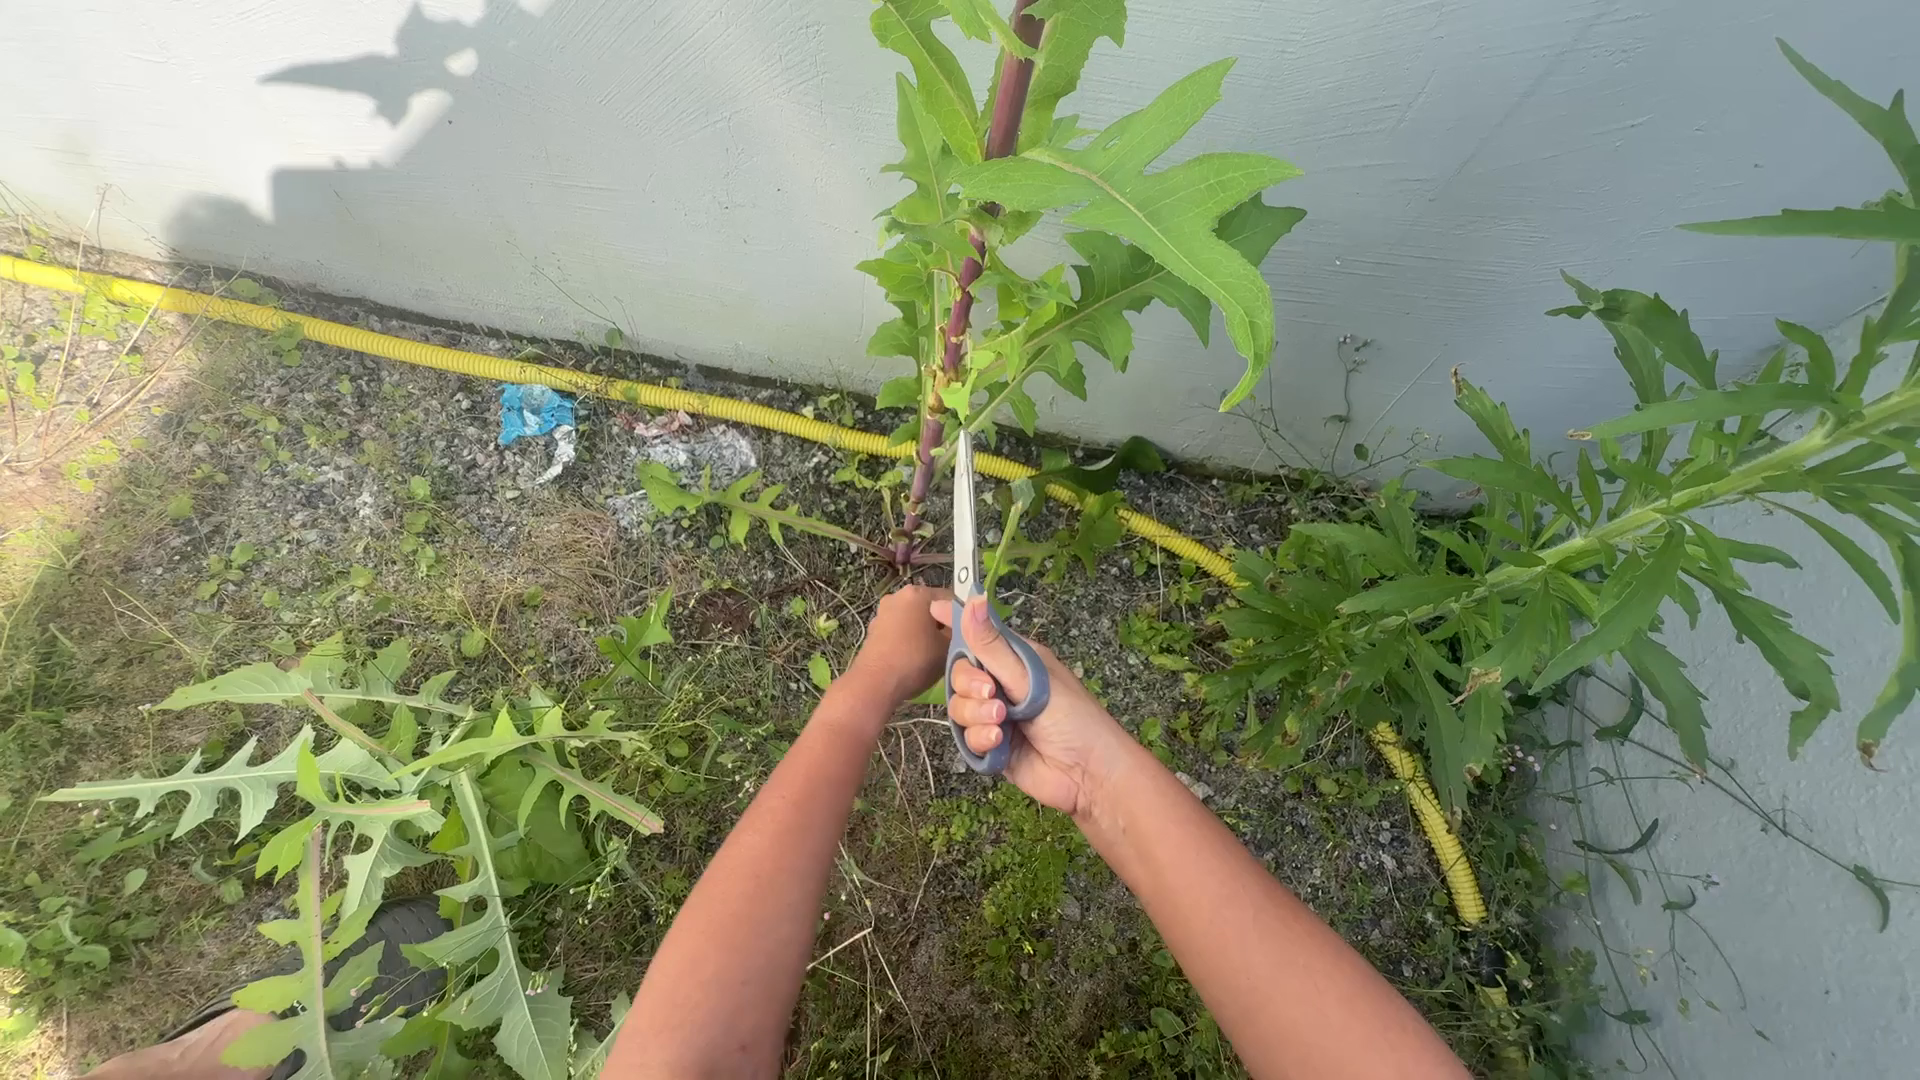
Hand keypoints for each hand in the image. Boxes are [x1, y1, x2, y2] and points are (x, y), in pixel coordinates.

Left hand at [843, 585, 951, 704]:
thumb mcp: (948, 646)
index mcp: (918, 593)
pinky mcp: (873, 630)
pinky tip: (912, 659)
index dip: (962, 619)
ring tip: (931, 655)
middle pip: (930, 608)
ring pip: (913, 620)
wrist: (875, 683)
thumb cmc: (916, 660)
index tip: (965, 637)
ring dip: (924, 632)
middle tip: (949, 647)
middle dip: (941, 625)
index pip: (950, 598)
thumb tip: (961, 626)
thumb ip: (959, 631)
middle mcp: (897, 596)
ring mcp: (883, 613)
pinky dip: (908, 640)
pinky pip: (899, 630)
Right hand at [932, 595, 1131, 816]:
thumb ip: (994, 646)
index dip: (957, 623)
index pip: (980, 634)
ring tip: (1001, 723)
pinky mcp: (991, 745)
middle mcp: (1003, 684)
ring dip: (975, 714)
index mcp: (1016, 660)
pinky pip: (967, 737)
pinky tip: (998, 743)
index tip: (933, 610)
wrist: (1088, 774)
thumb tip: (974, 600)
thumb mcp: (1031, 678)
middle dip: (969, 684)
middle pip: (961, 674)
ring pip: (960, 706)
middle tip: (991, 693)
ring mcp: (995, 716)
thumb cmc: (1072, 717)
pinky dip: (979, 739)